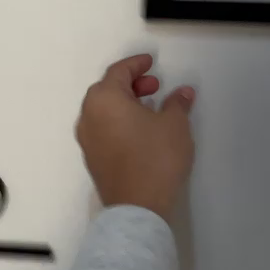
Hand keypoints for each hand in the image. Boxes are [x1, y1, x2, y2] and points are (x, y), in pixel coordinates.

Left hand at [75, 53, 195, 221]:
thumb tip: (182, 93)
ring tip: (150, 108)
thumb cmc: (156, 157)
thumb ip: (177, 104)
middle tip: (154, 86)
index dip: (136, 64)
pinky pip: (104, 128)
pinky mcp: (93, 158)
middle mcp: (88, 116)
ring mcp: (87, 140)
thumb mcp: (175, 124)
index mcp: (104, 100)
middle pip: (107, 90)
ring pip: (104, 110)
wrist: (138, 206)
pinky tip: (141, 130)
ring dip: (125, 103)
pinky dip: (120, 120)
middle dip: (131, 84)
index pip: (118, 72)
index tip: (151, 62)